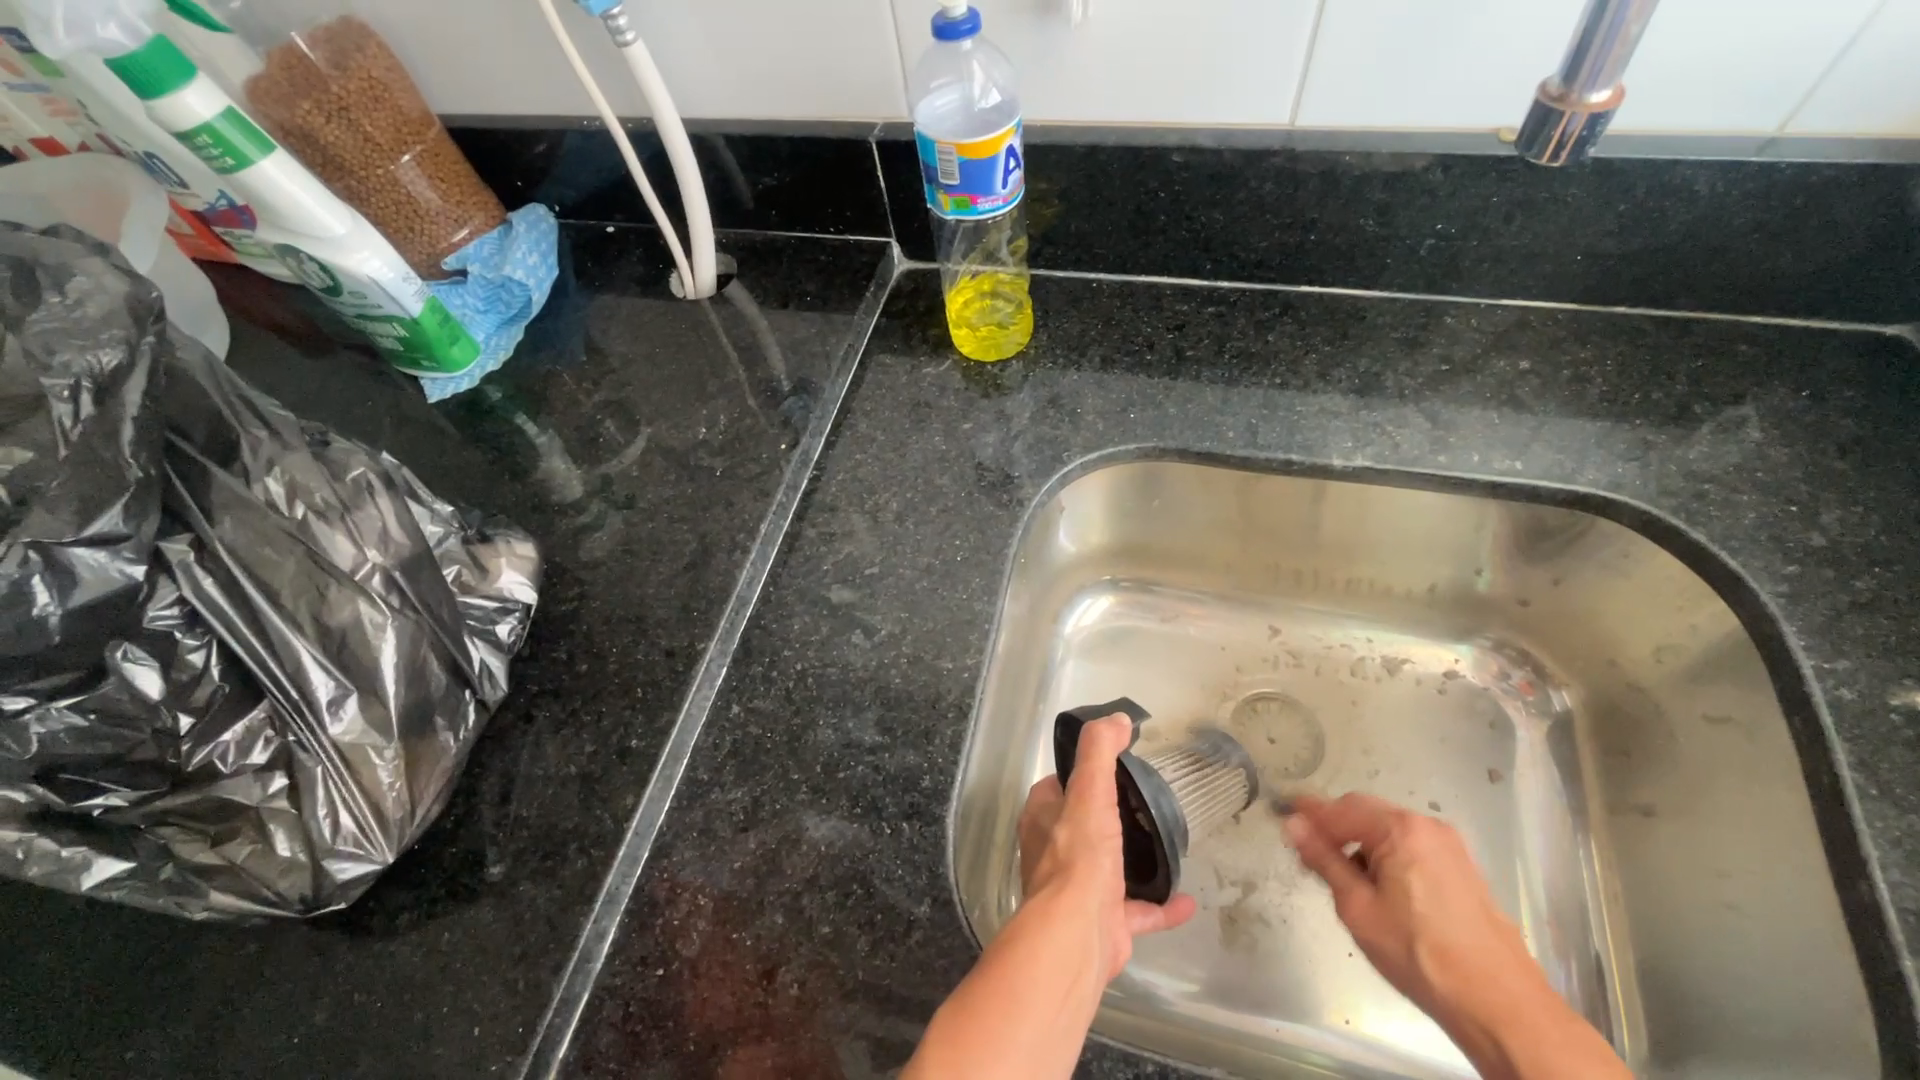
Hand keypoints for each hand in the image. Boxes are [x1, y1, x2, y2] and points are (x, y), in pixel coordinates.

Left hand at [1017, 714, 1197, 980]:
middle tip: (1145, 803)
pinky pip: (1136, 910)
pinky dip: (1160, 906)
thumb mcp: (1089, 791)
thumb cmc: (1078, 856)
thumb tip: (1115, 718)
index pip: (1059, 786)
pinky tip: (1186, 901)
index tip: (1114, 766)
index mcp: (1043, 819)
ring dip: (1132, 860)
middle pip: (1082, 825)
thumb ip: (1100, 752)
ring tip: (1164, 844)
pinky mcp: (1103, 921)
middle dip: (1108, 816)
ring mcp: (1078, 891)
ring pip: (1106, 868)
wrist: (1077, 934)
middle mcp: (1053, 853)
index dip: (1081, 774)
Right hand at [1284, 793, 1539, 1019]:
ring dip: (1360, 843)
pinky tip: (1379, 886)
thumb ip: (1324, 860)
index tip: (1281, 815)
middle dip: (1334, 828)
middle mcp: (1428, 826)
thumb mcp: (1357, 907)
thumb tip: (1293, 825)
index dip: (1308, 812)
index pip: (1340, 808)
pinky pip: (1412, 847)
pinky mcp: (1462, 868)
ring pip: (1389, 831)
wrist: (1496, 999)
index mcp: (1400, 829)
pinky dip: (1387, 855)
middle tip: (1307, 852)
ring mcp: (1450, 846)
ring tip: (1342, 876)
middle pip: (1366, 813)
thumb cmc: (1416, 952)